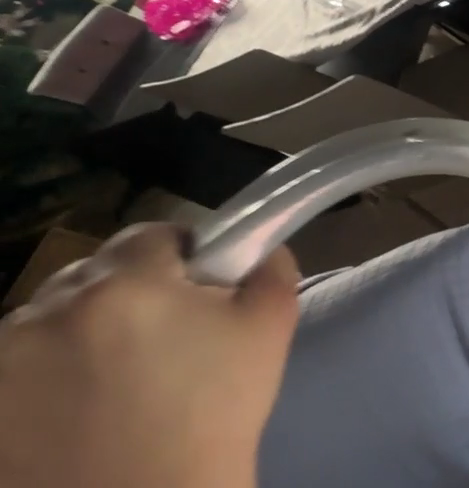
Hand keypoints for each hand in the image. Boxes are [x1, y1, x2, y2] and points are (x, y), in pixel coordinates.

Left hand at [0, 224, 300, 487]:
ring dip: (74, 327)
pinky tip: (72, 398)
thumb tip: (254, 249)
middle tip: (159, 326)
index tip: (198, 280)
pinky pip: (12, 362)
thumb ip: (269, 266)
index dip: (180, 251)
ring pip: (43, 317)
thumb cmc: (217, 404)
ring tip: (110, 369)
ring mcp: (0, 362)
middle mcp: (48, 313)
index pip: (148, 234)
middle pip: (88, 273)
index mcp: (127, 285)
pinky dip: (38, 368)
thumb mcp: (272, 322)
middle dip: (124, 288)